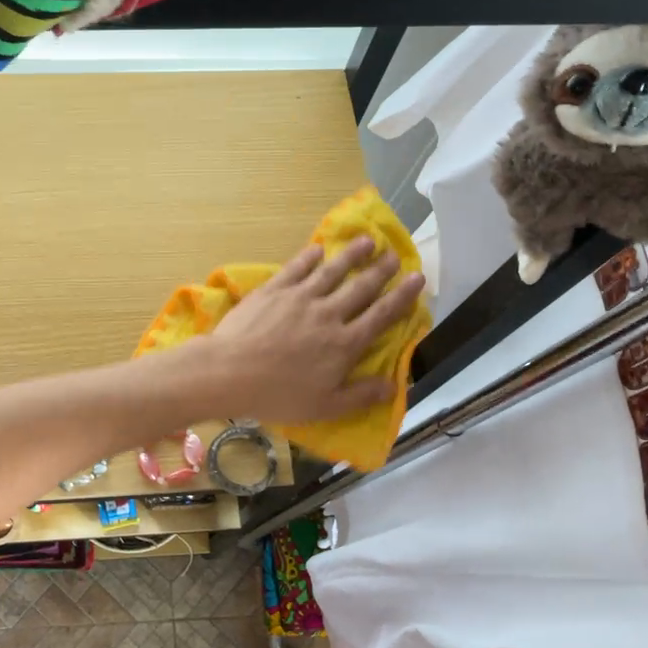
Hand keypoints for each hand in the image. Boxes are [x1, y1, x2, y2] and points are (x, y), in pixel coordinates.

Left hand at [188, 237, 423, 423]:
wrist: (230, 372)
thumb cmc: (277, 395)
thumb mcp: (325, 407)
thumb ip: (360, 395)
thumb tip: (393, 386)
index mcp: (345, 344)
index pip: (382, 316)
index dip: (403, 296)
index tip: (418, 278)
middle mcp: (328, 314)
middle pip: (361, 288)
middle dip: (381, 270)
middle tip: (394, 254)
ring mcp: (300, 298)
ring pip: (332, 271)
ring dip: (351, 255)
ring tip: (367, 241)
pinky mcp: (273, 290)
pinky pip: (296, 268)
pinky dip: (309, 257)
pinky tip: (318, 250)